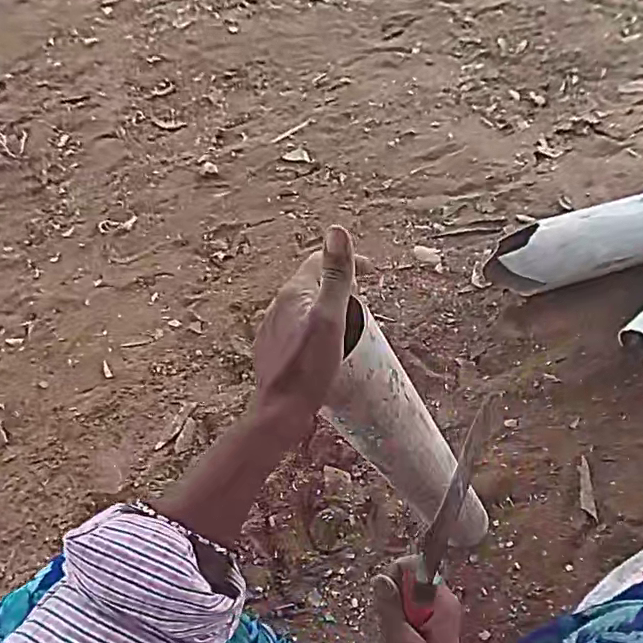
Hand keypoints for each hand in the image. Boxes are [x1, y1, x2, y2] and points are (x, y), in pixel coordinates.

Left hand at [250, 226, 358, 443]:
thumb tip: (337, 231)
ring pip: (304, 309)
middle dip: (339, 287)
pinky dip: (315, 329)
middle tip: (363, 301)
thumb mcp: (331, 319)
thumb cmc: (309, 369)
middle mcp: (277, 307)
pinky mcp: (273, 351)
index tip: (370, 270)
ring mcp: (272, 330)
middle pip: (312, 286)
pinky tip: (325, 348)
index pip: (320, 263)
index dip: (347, 261)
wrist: (280, 412)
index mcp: (292, 294)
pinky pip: (298, 330)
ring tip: (349, 325)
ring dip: (327, 309)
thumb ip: (335, 277)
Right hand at [370, 556, 476, 642]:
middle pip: (409, 578)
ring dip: (396, 610)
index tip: (387, 604)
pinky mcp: (435, 616)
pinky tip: (404, 638)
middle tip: (394, 627)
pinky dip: (402, 618)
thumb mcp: (402, 642)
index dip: (394, 578)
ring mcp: (440, 606)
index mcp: (440, 600)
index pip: (414, 566)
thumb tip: (380, 578)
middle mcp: (443, 597)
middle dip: (394, 598)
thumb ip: (391, 609)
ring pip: (408, 593)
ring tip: (400, 636)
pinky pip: (412, 605)